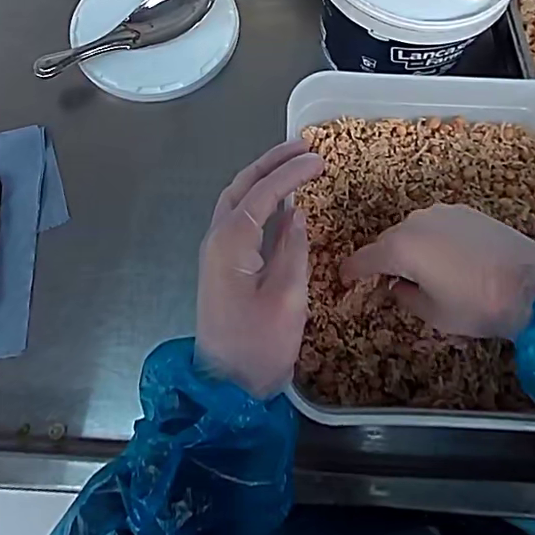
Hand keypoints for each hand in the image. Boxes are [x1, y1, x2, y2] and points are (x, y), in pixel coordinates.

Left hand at [196, 140, 325, 397]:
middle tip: (303, 146)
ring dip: (263, 177)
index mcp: (230, 242)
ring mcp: (215, 251)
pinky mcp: (222, 264)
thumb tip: (296, 214)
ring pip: (237, 199)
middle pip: (242, 186)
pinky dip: (260, 201)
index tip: (319, 158)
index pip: (263, 193)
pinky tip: (281, 202)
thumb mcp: (288, 299)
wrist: (225, 388)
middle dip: (271, 162)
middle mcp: (216, 238)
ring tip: (294, 162)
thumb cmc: (259, 347)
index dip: (291, 172)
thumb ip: (293, 250)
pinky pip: (240, 220)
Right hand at [340, 205, 534, 338]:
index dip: (350, 271)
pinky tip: (449, 258)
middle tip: (390, 282)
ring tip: (425, 271)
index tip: (344, 279)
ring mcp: (441, 212)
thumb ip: (405, 297)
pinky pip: (436, 225)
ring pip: (413, 231)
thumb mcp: (433, 314)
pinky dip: (434, 240)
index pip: (363, 258)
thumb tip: (397, 285)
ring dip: (411, 249)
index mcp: (399, 248)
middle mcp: (414, 223)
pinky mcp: (465, 211)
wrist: (534, 286)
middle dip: (384, 261)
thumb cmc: (477, 305)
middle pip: (387, 242)